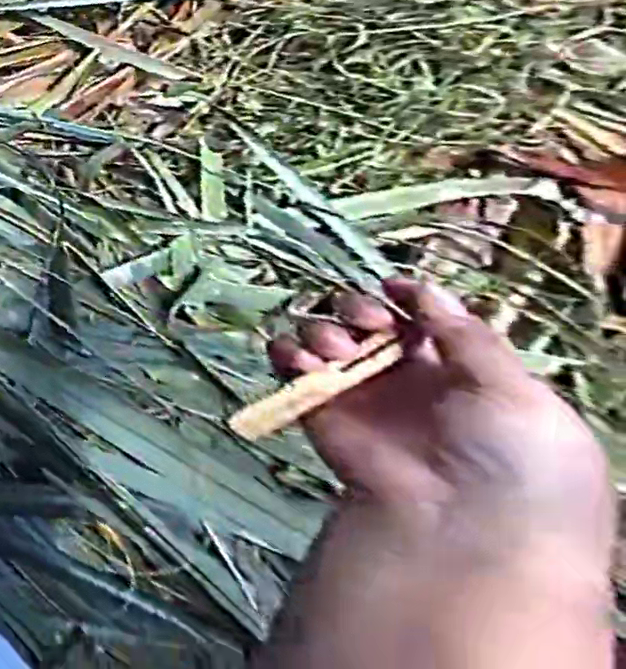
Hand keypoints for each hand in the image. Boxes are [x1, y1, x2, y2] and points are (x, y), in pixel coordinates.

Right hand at [270, 278, 610, 550]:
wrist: (458, 517)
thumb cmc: (513, 457)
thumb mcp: (518, 394)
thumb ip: (468, 337)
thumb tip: (425, 288)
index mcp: (460, 370)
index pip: (422, 318)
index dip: (408, 298)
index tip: (395, 288)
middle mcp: (403, 374)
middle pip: (364, 317)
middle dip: (358, 307)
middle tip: (367, 321)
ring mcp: (354, 388)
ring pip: (320, 332)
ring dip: (322, 329)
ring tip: (337, 348)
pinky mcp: (314, 401)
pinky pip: (287, 361)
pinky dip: (289, 353)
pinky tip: (307, 363)